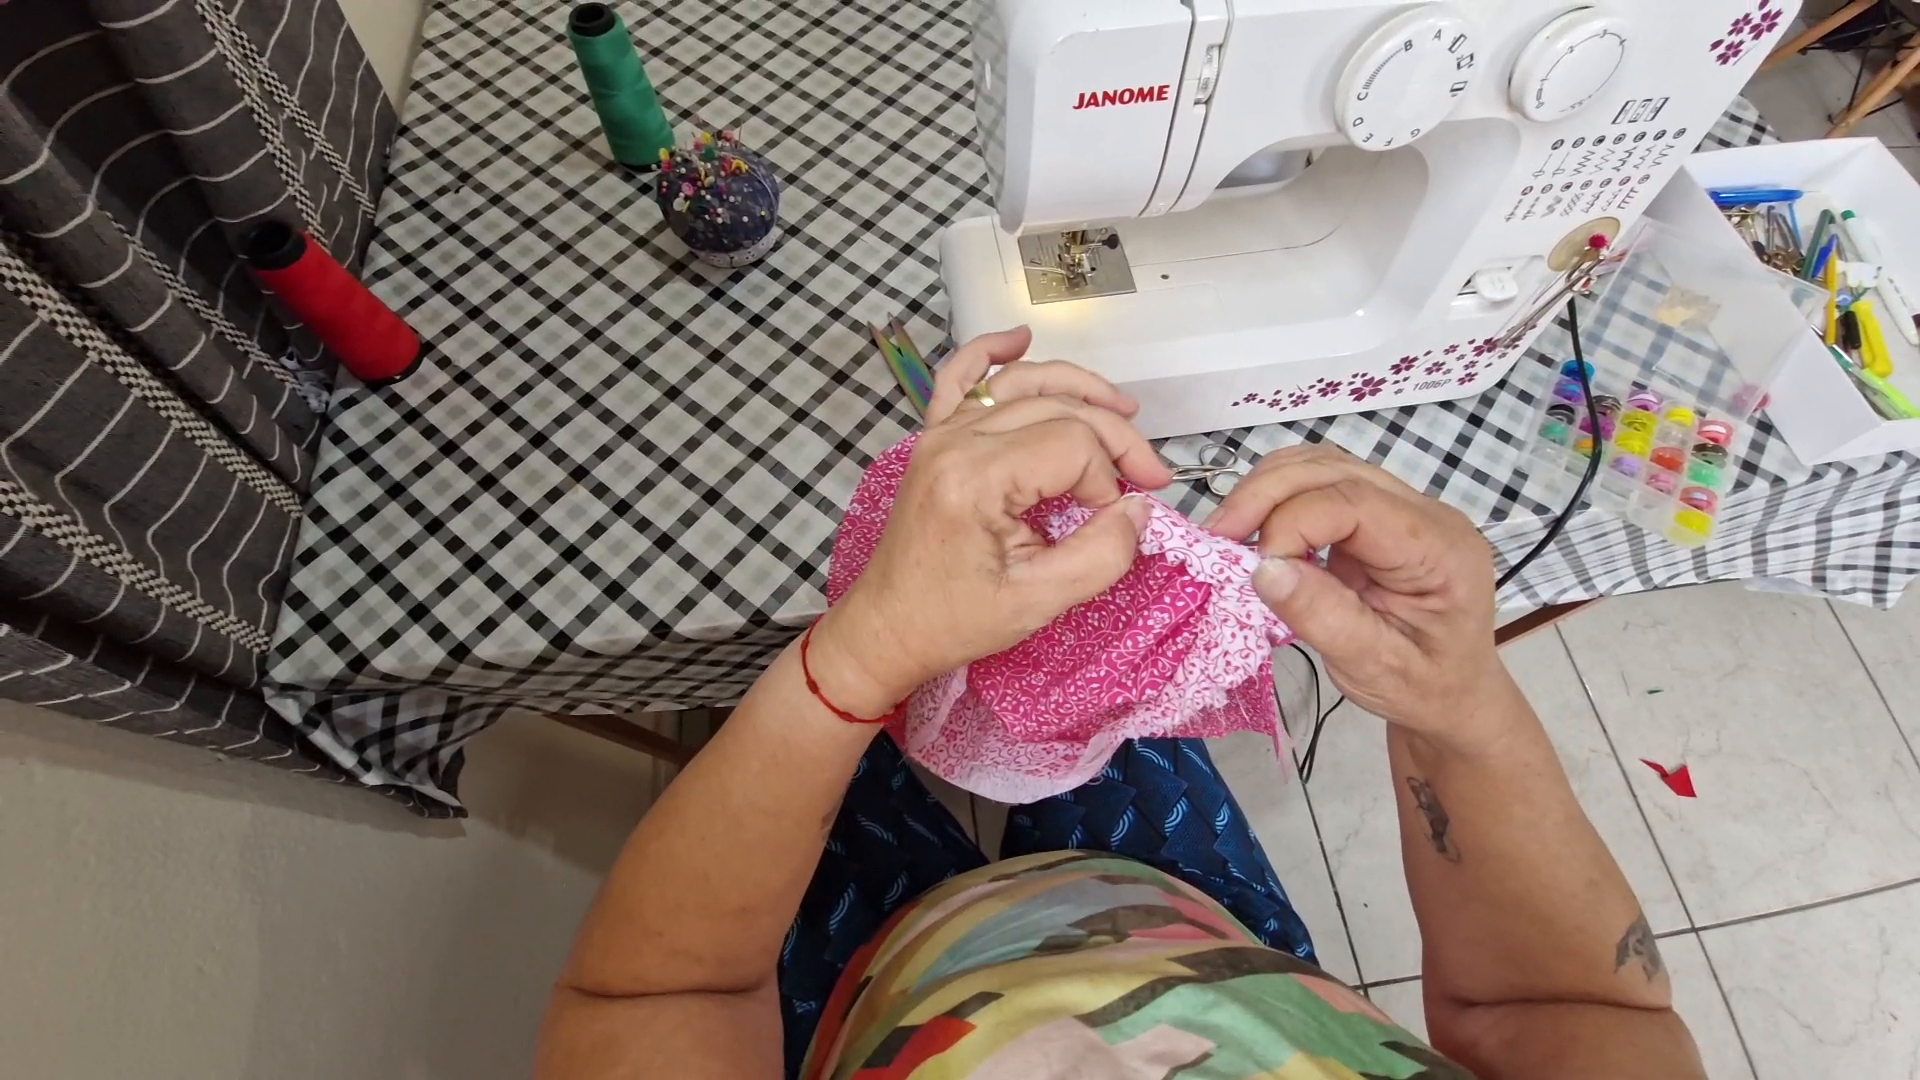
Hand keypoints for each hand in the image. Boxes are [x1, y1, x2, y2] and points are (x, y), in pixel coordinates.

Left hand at [806, 329, 1172, 715]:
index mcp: (975, 479)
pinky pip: (958, 379)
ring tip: (1125, 409)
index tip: (1115, 520)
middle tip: (1149, 475)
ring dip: (1077, 388)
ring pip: (1021, 384)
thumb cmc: (953, 622)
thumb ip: (1101, 555)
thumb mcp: (1038, 604)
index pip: (1072, 445)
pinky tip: (1019, 339)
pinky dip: (990, 353)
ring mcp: (939, 435)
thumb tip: (1138, 509)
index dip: (1110, 479)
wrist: (888, 627)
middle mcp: (955, 442)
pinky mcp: (932, 440)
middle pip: (1057, 408)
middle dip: (1115, 437)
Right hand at [1207, 444, 1514, 748]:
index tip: (1258, 570)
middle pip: (1330, 469)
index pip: (1351, 503)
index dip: (1290, 524)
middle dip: (1263, 495)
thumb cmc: (1420, 687)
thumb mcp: (1373, 667)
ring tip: (1229, 530)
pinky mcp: (1371, 512)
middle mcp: (1423, 512)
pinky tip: (1254, 527)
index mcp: (1438, 550)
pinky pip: (1316, 480)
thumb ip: (1322, 616)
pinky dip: (1275, 495)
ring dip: (1264, 489)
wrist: (1452, 694)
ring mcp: (1397, 506)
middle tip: (1217, 536)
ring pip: (1318, 464)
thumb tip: (1263, 570)